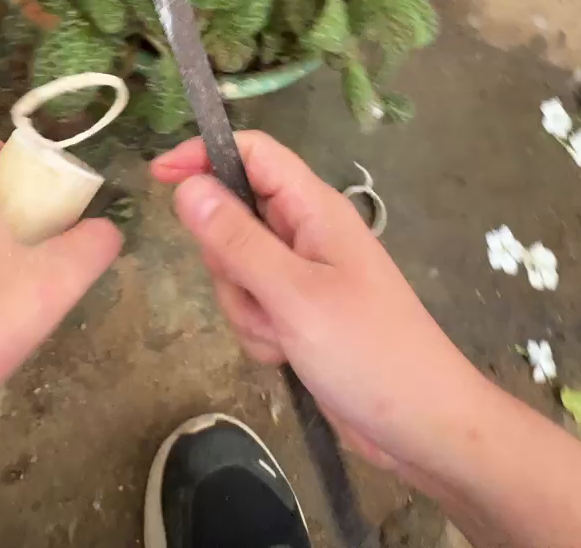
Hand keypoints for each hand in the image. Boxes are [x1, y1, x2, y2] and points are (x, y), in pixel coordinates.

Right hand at [152, 133, 494, 477]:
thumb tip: (188, 186)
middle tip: (255, 292)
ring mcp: (301, 272)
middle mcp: (305, 231)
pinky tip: (286, 355)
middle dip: (227, 260)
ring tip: (282, 334)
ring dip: (245, 304)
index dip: (205, 155)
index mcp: (313, 207)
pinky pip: (252, 304)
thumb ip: (237, 239)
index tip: (159, 178)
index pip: (253, 153)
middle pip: (234, 215)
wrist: (422, 427)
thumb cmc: (368, 351)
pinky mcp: (297, 310)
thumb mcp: (294, 294)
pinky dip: (258, 329)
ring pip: (236, 266)